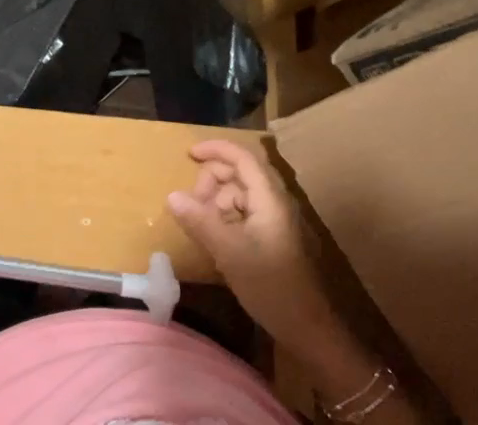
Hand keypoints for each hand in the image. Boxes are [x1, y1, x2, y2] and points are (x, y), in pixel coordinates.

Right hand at [166, 139, 347, 358]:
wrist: (306, 327)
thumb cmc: (270, 285)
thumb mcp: (229, 252)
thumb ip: (200, 221)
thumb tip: (171, 195)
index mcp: (269, 198)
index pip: (243, 157)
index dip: (216, 150)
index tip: (188, 154)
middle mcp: (273, 201)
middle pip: (239, 173)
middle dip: (211, 181)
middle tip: (191, 205)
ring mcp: (274, 219)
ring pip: (238, 194)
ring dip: (216, 201)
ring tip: (202, 226)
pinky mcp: (271, 237)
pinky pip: (243, 213)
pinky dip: (225, 218)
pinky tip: (215, 239)